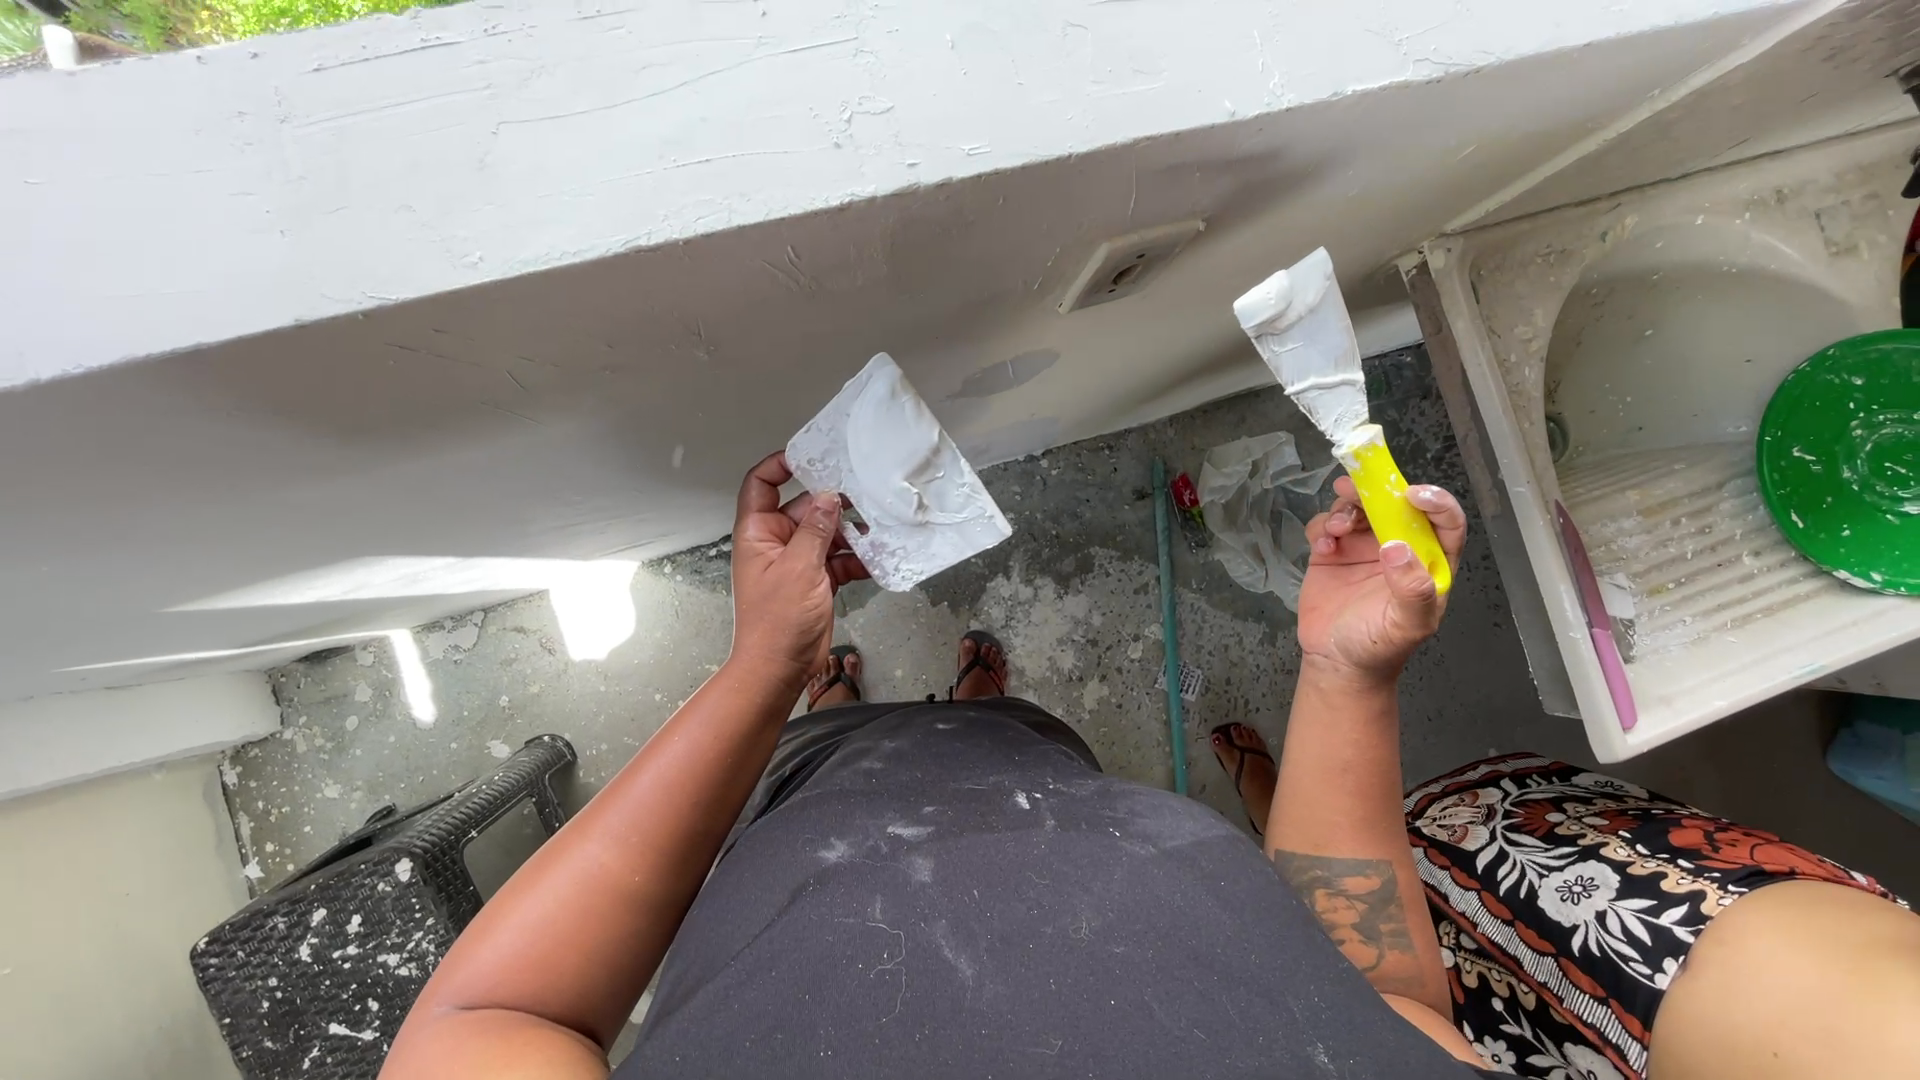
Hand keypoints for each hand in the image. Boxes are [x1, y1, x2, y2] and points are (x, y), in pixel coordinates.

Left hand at [729, 452, 869, 685]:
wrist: (780, 668)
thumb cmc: (776, 621)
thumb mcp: (799, 567)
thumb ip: (816, 529)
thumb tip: (828, 497)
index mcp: (758, 533)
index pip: (762, 485)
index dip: (780, 465)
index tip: (810, 456)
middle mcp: (776, 543)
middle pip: (805, 508)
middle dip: (833, 504)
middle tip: (863, 496)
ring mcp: (797, 562)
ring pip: (826, 534)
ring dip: (850, 533)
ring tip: (876, 531)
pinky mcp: (816, 580)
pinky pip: (838, 559)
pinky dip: (855, 559)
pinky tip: (875, 559)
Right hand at [1296, 476, 1465, 682]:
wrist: (1337, 662)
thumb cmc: (1379, 646)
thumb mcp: (1406, 624)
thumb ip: (1412, 589)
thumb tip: (1396, 548)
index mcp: (1429, 562)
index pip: (1444, 522)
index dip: (1435, 502)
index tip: (1413, 494)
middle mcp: (1398, 548)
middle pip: (1393, 505)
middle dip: (1375, 492)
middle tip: (1353, 488)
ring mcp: (1362, 548)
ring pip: (1357, 510)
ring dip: (1343, 510)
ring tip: (1334, 530)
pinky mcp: (1332, 553)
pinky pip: (1326, 527)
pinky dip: (1321, 529)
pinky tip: (1322, 548)